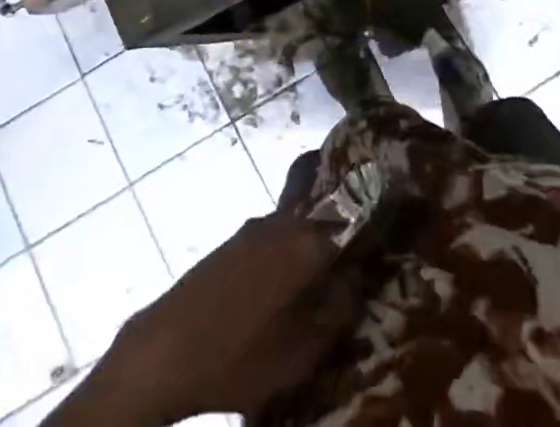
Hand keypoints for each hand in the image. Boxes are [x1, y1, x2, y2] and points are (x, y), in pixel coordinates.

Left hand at [48, 213, 369, 424]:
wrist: (164, 349)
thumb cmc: (241, 354)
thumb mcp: (305, 348)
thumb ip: (340, 307)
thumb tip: (358, 275)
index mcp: (307, 243)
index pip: (355, 215)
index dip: (377, 214)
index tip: (394, 213)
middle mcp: (281, 223)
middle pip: (322, 206)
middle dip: (343, 211)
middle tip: (362, 228)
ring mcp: (251, 230)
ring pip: (295, 222)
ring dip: (312, 235)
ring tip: (325, 266)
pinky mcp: (229, 243)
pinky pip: (271, 236)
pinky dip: (286, 248)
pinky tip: (284, 280)